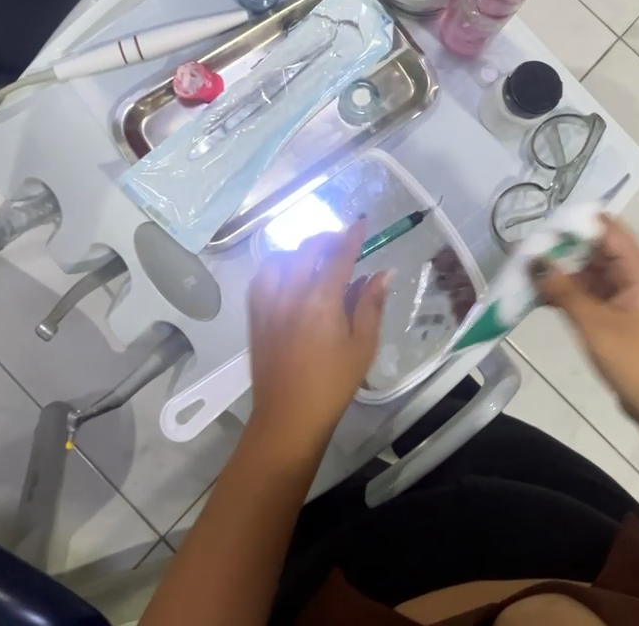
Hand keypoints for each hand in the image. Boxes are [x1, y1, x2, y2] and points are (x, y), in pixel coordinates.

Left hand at [245, 221, 388, 455]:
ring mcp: (268, 304)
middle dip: (327, 238)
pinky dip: (276, 268)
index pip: (339, 255)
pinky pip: (261, 279)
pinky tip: (287, 276)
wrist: (289, 417)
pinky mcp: (255, 317)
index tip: (362, 222)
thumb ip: (371, 304)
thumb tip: (383, 273)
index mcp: (321, 300)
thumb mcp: (362, 346)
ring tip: (314, 258)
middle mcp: (291, 293)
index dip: (352, 236)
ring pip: (280, 259)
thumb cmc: (333, 384)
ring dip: (299, 252)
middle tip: (343, 241)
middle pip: (308, 250)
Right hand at [532, 216, 638, 422]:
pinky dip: (564, 293)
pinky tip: (536, 296)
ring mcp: (622, 297)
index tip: (540, 226)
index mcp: (638, 270)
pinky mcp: (614, 316)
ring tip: (522, 271)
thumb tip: (534, 259)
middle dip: (559, 248)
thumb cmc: (636, 362)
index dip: (574, 222)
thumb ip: (564, 290)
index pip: (606, 228)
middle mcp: (631, 276)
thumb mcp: (595, 324)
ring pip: (586, 272)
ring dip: (558, 272)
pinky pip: (586, 294)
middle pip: (593, 248)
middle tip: (522, 250)